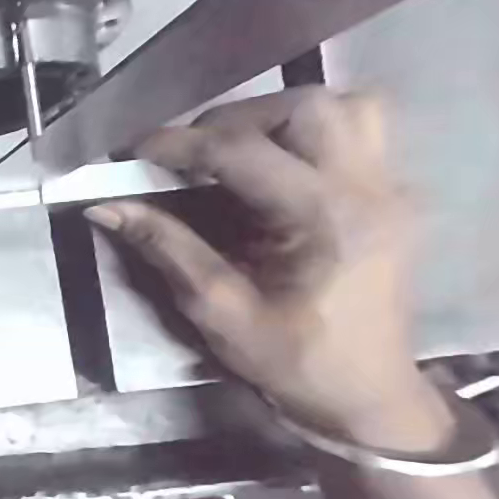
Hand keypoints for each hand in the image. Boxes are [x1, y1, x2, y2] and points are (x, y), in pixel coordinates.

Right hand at [87, 88, 454, 451]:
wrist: (365, 393)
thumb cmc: (292, 361)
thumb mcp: (218, 310)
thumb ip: (166, 248)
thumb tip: (107, 207)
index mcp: (324, 220)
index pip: (243, 151)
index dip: (180, 143)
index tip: (134, 151)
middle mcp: (367, 187)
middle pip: (304, 108)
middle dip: (233, 120)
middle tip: (189, 154)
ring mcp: (389, 185)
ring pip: (343, 105)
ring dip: (278, 117)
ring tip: (235, 151)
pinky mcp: (390, 193)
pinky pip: (359, 129)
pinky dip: (309, 131)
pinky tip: (276, 165)